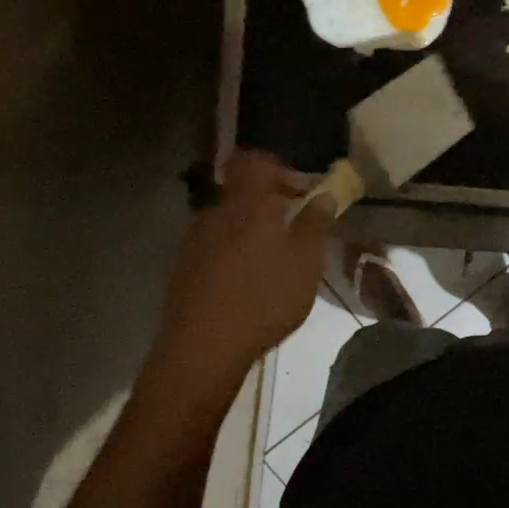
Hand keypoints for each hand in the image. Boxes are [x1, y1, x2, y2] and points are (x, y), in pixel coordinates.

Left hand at [151, 151, 334, 376]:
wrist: (204, 345)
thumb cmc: (265, 296)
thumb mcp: (305, 261)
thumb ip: (314, 223)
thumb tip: (324, 194)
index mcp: (248, 203)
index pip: (255, 162)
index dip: (277, 169)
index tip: (298, 190)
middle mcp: (216, 212)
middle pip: (240, 193)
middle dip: (266, 204)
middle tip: (293, 228)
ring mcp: (194, 240)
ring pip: (226, 221)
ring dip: (249, 231)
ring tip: (273, 261)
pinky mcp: (183, 268)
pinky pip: (213, 247)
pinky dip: (232, 254)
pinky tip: (247, 283)